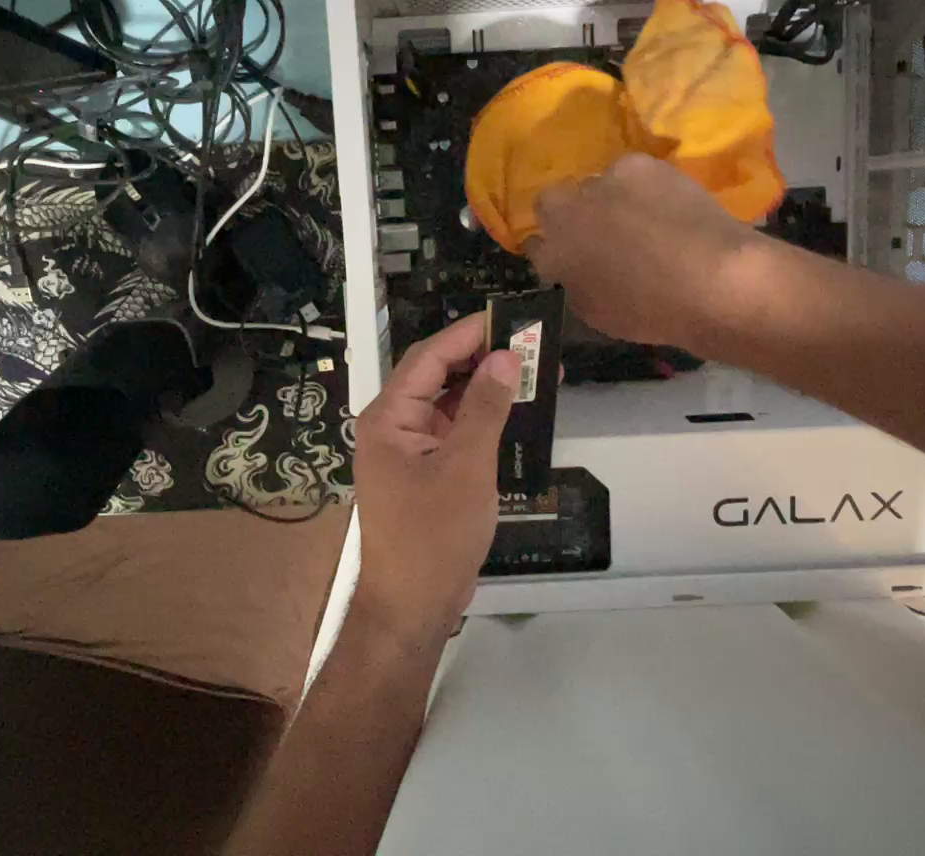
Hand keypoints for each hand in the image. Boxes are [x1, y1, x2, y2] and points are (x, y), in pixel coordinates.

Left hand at [352, 312, 520, 644]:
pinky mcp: (426, 471)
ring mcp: (409, 450)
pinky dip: (483, 419)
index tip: (511, 317)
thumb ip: (485, 408)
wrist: (413, 606)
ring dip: (486, 388)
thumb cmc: (434, 535)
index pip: (429, 357)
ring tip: (534, 372)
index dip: (469, 333)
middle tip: (531, 344)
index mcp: (390, 417)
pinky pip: (455, 431)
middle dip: (482, 358)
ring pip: (449, 403)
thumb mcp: (466, 467)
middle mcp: (394, 425)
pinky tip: (517, 413)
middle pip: (438, 376)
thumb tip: (506, 356)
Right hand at [528, 153, 763, 348]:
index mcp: (554, 255)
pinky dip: (638, 186)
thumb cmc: (653, 313)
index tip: (567, 258)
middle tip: (595, 233)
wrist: (712, 280)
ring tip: (638, 218)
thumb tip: (571, 270)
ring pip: (593, 185)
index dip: (550, 250)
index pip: (534, 244)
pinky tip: (663, 204)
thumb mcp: (598, 315)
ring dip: (604, 199)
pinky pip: (627, 173)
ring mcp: (603, 184)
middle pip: (551, 202)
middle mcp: (567, 213)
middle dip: (565, 213)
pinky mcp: (638, 165)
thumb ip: (574, 285)